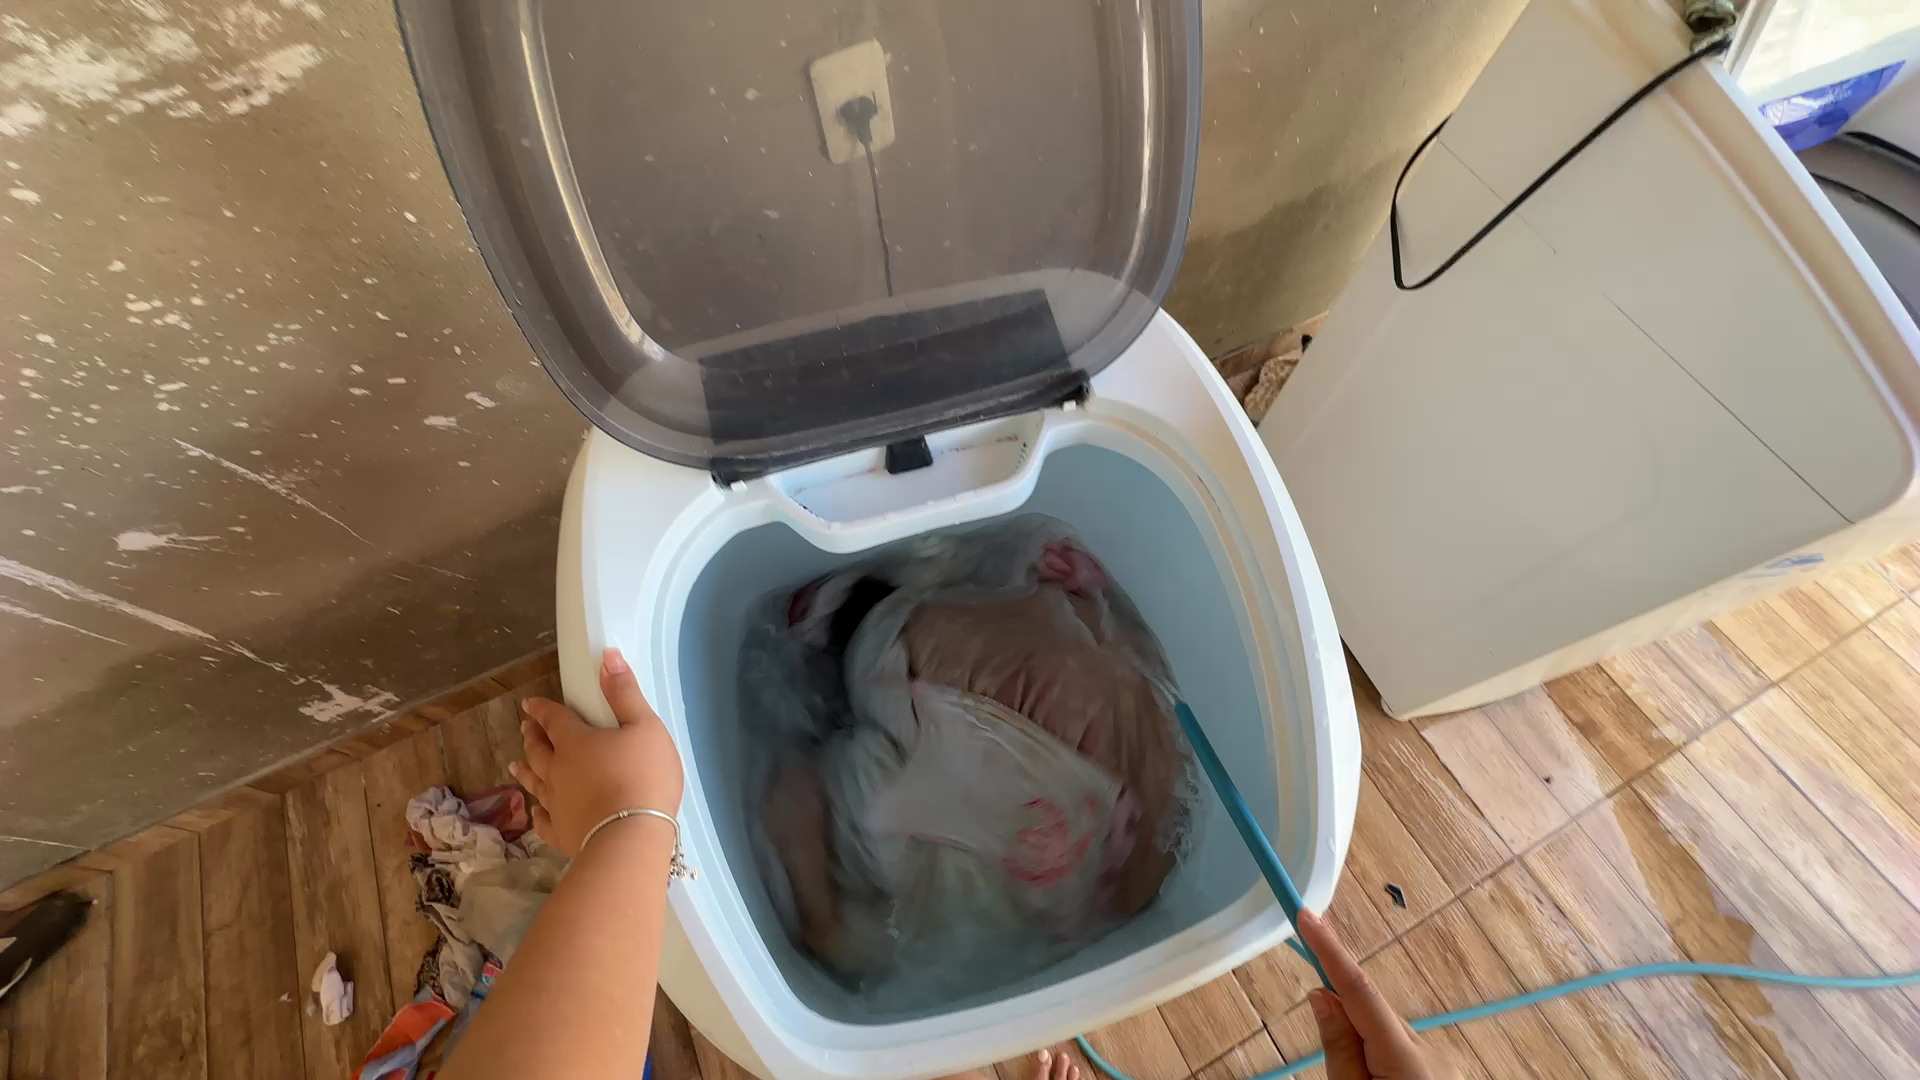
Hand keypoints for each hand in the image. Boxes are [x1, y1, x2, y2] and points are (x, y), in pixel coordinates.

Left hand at [512, 648, 684, 856]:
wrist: (630, 835)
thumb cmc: (643, 774)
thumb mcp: (644, 726)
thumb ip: (625, 693)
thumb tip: (607, 657)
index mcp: (576, 741)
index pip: (554, 719)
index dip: (543, 709)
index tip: (529, 703)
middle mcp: (557, 770)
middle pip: (539, 750)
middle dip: (532, 736)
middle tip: (526, 728)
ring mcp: (556, 803)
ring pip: (534, 782)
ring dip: (526, 769)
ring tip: (517, 763)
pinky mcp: (560, 831)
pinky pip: (543, 818)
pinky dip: (538, 811)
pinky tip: (536, 810)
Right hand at [1299, 909, 1455, 1079]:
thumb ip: (1339, 1049)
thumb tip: (1322, 994)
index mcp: (1408, 1062)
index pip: (1360, 991)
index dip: (1330, 951)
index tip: (1305, 913)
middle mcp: (1433, 1054)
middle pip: (1372, 1014)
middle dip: (1344, 1016)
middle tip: (1335, 1063)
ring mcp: (1446, 1066)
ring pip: (1386, 1035)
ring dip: (1364, 1045)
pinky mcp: (1447, 1076)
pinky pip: (1402, 1053)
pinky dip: (1381, 1060)